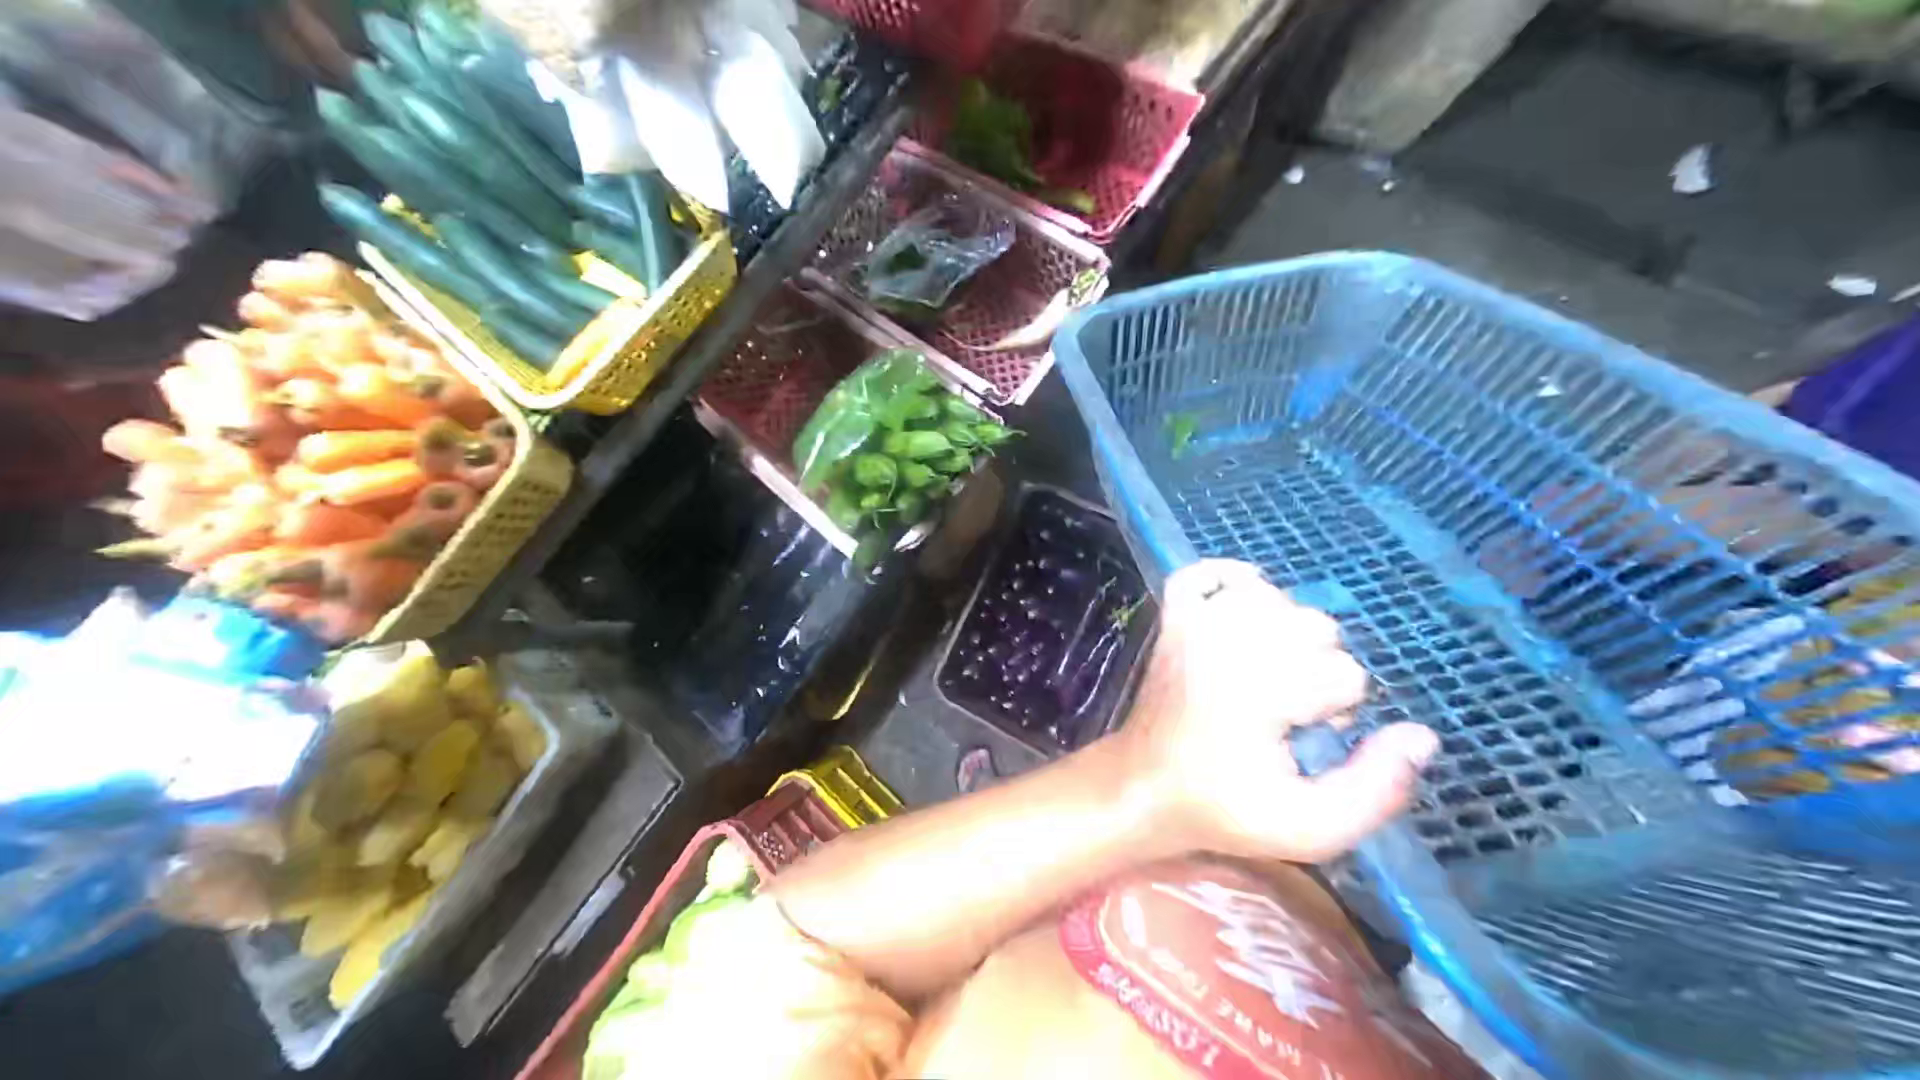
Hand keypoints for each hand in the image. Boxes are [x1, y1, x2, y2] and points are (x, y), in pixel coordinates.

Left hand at [1115, 560, 1437, 861]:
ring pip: (1274, 595)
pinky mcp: (1171, 619)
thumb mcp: (1311, 827)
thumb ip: (1378, 788)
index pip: (1346, 672)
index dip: (1338, 710)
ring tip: (1267, 671)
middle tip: (1287, 709)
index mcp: (1260, 688)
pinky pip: (1203, 573)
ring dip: (1284, 630)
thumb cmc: (1224, 809)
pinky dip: (1227, 580)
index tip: (1305, 736)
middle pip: (1317, 625)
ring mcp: (1193, 623)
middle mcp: (1226, 641)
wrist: (1146, 786)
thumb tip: (1421, 735)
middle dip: (1317, 667)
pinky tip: (1243, 605)